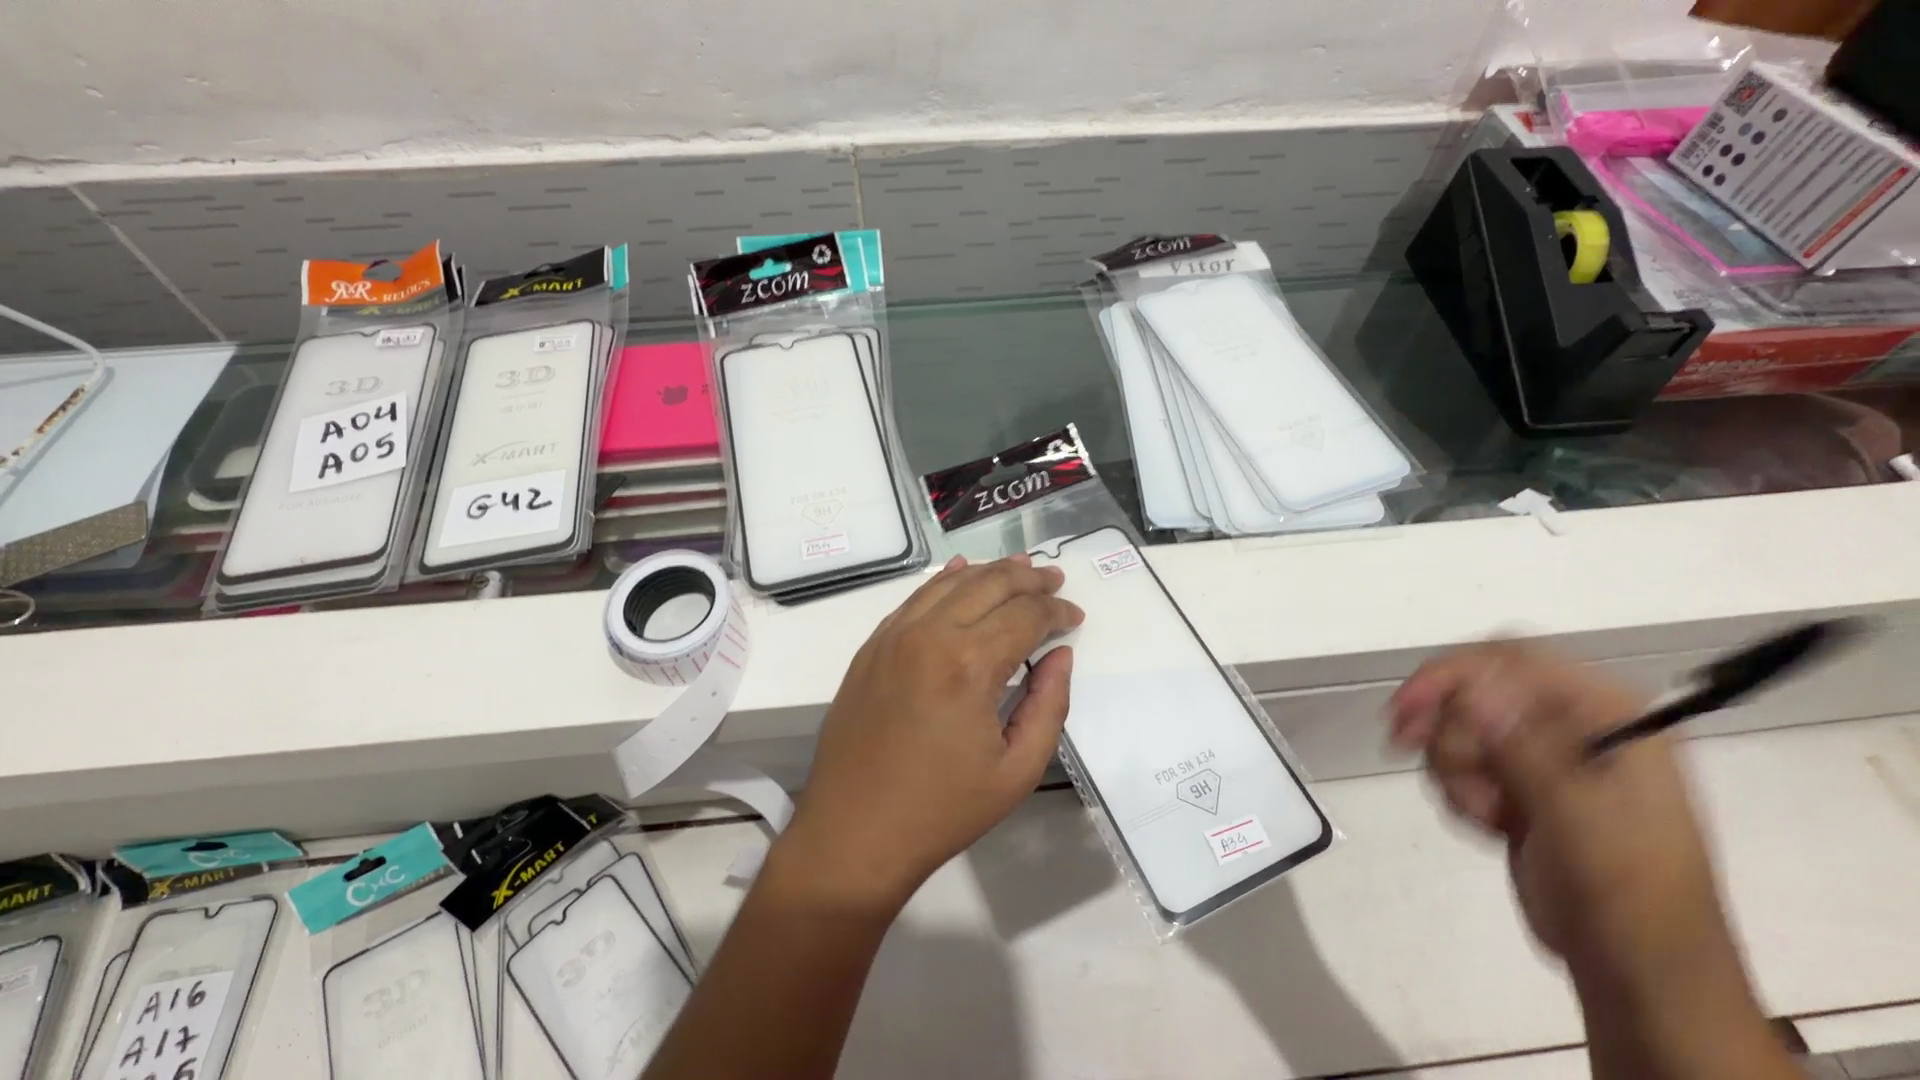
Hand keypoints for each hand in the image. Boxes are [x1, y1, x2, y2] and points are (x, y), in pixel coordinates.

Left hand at [772, 555, 1082, 913]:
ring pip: (949, 583)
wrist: (855, 832)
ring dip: (988, 572)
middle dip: (1028, 579)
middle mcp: (929, 636)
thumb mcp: (1017, 770)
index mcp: (969, 665)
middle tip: (1054, 580)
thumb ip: (1049, 705)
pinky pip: (913, 599)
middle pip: (989, 585)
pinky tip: (960, 574)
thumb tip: (1060, 655)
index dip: (1056, 611)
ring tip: (1019, 569)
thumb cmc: (943, 810)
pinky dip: (943, 581)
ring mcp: (893, 637)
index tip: (1075, 617)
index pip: (1025, 615)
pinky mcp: (871, 649)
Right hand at [1387, 644, 1740, 1004]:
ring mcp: (1547, 755)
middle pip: (1476, 690)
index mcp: (1608, 715)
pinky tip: (1486, 825)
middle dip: (1450, 732)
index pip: (1512, 660)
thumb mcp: (1580, 820)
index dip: (1452, 675)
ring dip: (1453, 768)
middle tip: (1447, 781)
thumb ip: (1527, 749)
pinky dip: (1458, 790)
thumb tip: (1473, 686)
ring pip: (1461, 726)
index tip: (1404, 713)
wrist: (1638, 974)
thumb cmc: (1627, 897)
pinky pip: (1463, 762)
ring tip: (1483, 816)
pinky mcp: (1522, 786)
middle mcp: (1575, 723)